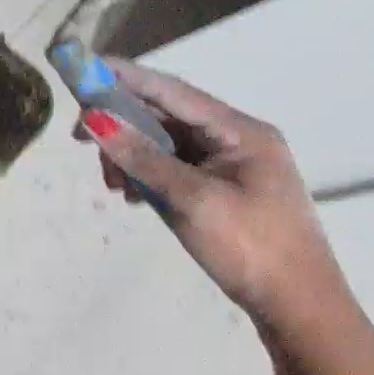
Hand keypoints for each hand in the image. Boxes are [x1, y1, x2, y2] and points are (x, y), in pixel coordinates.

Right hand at [81, 57, 346, 331]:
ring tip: (113, 185)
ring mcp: (222, 161)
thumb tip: (92, 118)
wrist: (296, 307)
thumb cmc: (250, 247)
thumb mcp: (190, 199)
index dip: (123, 75)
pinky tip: (129, 194)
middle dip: (115, 124)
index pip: (170, 90)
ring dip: (124, 155)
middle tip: (77, 138)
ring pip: (154, 139)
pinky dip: (137, 172)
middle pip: (158, 113)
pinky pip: (162, 162)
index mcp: (240, 133)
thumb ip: (140, 156)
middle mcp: (231, 138)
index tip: (79, 67)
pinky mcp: (211, 183)